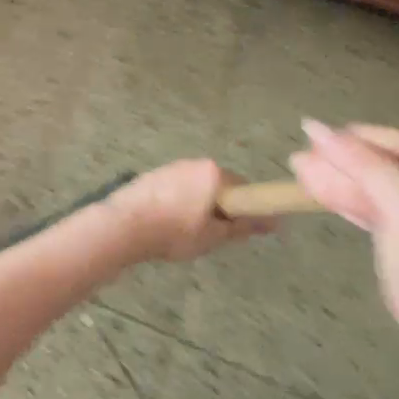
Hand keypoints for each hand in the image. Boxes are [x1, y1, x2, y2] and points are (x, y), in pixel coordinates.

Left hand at [102, 159, 269, 265]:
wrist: (123, 225)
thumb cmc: (175, 232)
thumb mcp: (215, 235)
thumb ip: (245, 226)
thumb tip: (276, 222)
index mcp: (213, 172)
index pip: (244, 188)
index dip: (246, 210)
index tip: (239, 228)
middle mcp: (193, 163)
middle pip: (219, 185)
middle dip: (220, 207)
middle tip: (213, 233)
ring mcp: (170, 167)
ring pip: (196, 187)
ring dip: (199, 205)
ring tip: (187, 230)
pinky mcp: (152, 175)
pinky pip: (176, 188)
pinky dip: (179, 203)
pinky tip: (169, 222)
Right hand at [292, 121, 398, 398]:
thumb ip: (367, 169)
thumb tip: (313, 127)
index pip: (376, 138)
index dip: (338, 154)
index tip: (304, 171)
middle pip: (372, 154)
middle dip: (335, 166)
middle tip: (300, 179)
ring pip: (368, 175)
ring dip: (334, 180)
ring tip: (303, 185)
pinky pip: (375, 194)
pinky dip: (348, 196)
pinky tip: (322, 195)